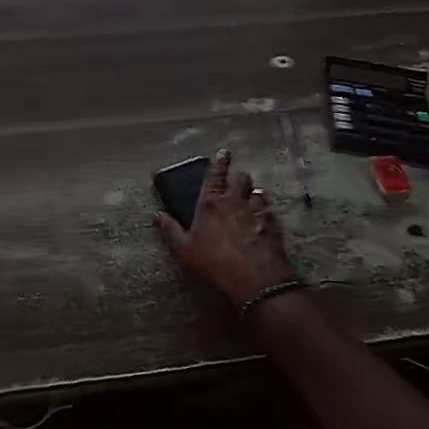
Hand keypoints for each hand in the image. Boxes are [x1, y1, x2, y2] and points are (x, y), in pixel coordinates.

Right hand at [154, 150, 297, 308]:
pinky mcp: (271, 222)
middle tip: (235, 181)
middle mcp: (235, 200)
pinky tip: (263, 215)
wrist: (254, 276)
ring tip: (250, 197)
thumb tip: (157, 215)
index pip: (215, 175)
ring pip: (257, 190)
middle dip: (238, 177)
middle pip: (241, 178)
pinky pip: (269, 208)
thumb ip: (171, 230)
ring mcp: (256, 210)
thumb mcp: (185, 248)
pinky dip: (265, 208)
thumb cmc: (215, 260)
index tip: (223, 153)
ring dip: (252, 192)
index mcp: (211, 203)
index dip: (219, 163)